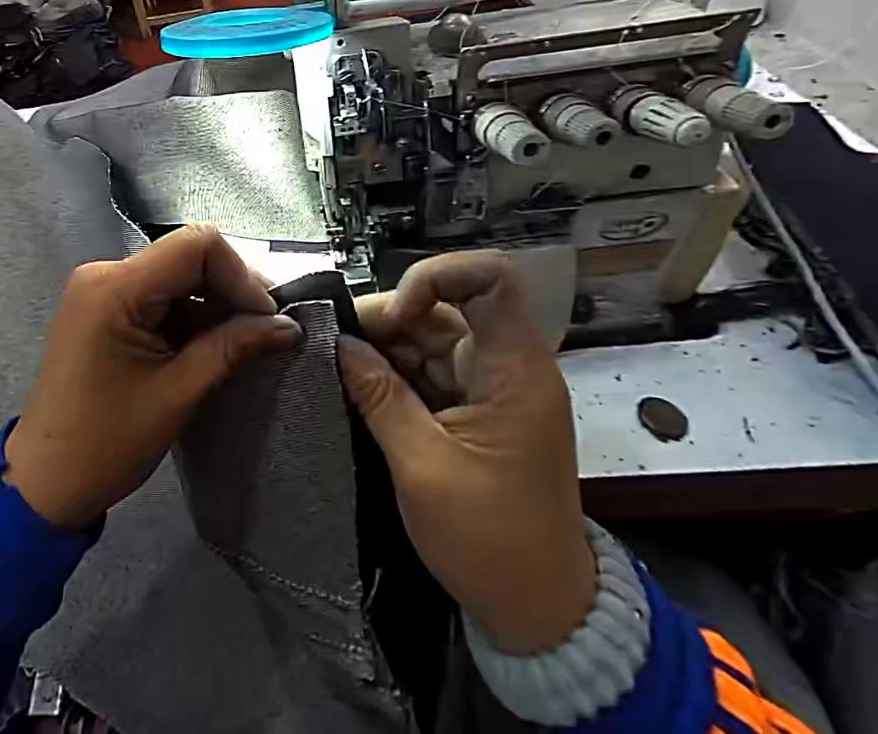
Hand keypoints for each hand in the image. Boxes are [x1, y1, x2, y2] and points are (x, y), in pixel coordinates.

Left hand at [4, 225, 302, 528]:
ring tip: (243, 342)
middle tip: (265, 329)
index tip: (265, 316)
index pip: (197, 246)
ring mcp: (103, 290)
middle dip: (233, 290)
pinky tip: (213, 344)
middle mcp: (105, 275)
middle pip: (190, 258)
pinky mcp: (107, 308)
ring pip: (182, 276)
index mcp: (113, 289)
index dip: (240, 275)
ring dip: (217, 305)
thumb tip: (288, 326)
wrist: (43, 485)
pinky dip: (195, 315)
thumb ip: (233, 348)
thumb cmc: (105, 444)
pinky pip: (164, 295)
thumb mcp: (178, 394)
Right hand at [341, 252, 595, 655]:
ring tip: (341, 365)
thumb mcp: (422, 468)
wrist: (538, 602)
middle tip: (338, 345)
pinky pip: (438, 370)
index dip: (438, 276)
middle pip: (451, 307)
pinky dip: (402, 373)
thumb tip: (339, 345)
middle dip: (394, 319)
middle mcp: (511, 364)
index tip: (395, 316)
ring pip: (439, 338)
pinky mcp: (483, 407)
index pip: (491, 279)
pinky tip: (363, 384)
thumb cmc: (489, 538)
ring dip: (392, 347)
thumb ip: (379, 398)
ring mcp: (496, 385)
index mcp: (515, 368)